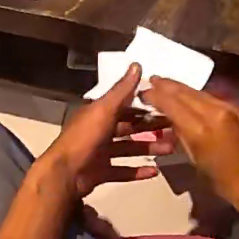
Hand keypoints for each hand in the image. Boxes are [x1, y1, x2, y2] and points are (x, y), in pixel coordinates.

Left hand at [34, 64, 176, 200]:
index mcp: (98, 113)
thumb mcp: (104, 109)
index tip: (166, 107)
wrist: (64, 174)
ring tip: (170, 149)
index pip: (125, 106)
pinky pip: (122, 170)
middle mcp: (99, 130)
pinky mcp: (100, 172)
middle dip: (151, 128)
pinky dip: (137, 171)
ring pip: (129, 148)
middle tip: (174, 130)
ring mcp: (99, 153)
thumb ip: (122, 90)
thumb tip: (136, 64)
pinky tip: (154, 171)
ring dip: (148, 148)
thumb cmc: (85, 138)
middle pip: (129, 127)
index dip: (144, 106)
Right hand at [138, 77, 238, 209]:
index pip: (173, 104)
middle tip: (153, 80)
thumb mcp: (195, 161)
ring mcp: (234, 108)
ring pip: (202, 93)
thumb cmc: (225, 182)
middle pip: (187, 93)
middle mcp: (218, 112)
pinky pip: (217, 99)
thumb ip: (182, 136)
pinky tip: (194, 98)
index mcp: (202, 129)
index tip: (144, 91)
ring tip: (168, 85)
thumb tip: (171, 119)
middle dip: (168, 86)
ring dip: (184, 89)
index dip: (157, 95)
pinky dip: (202, 97)